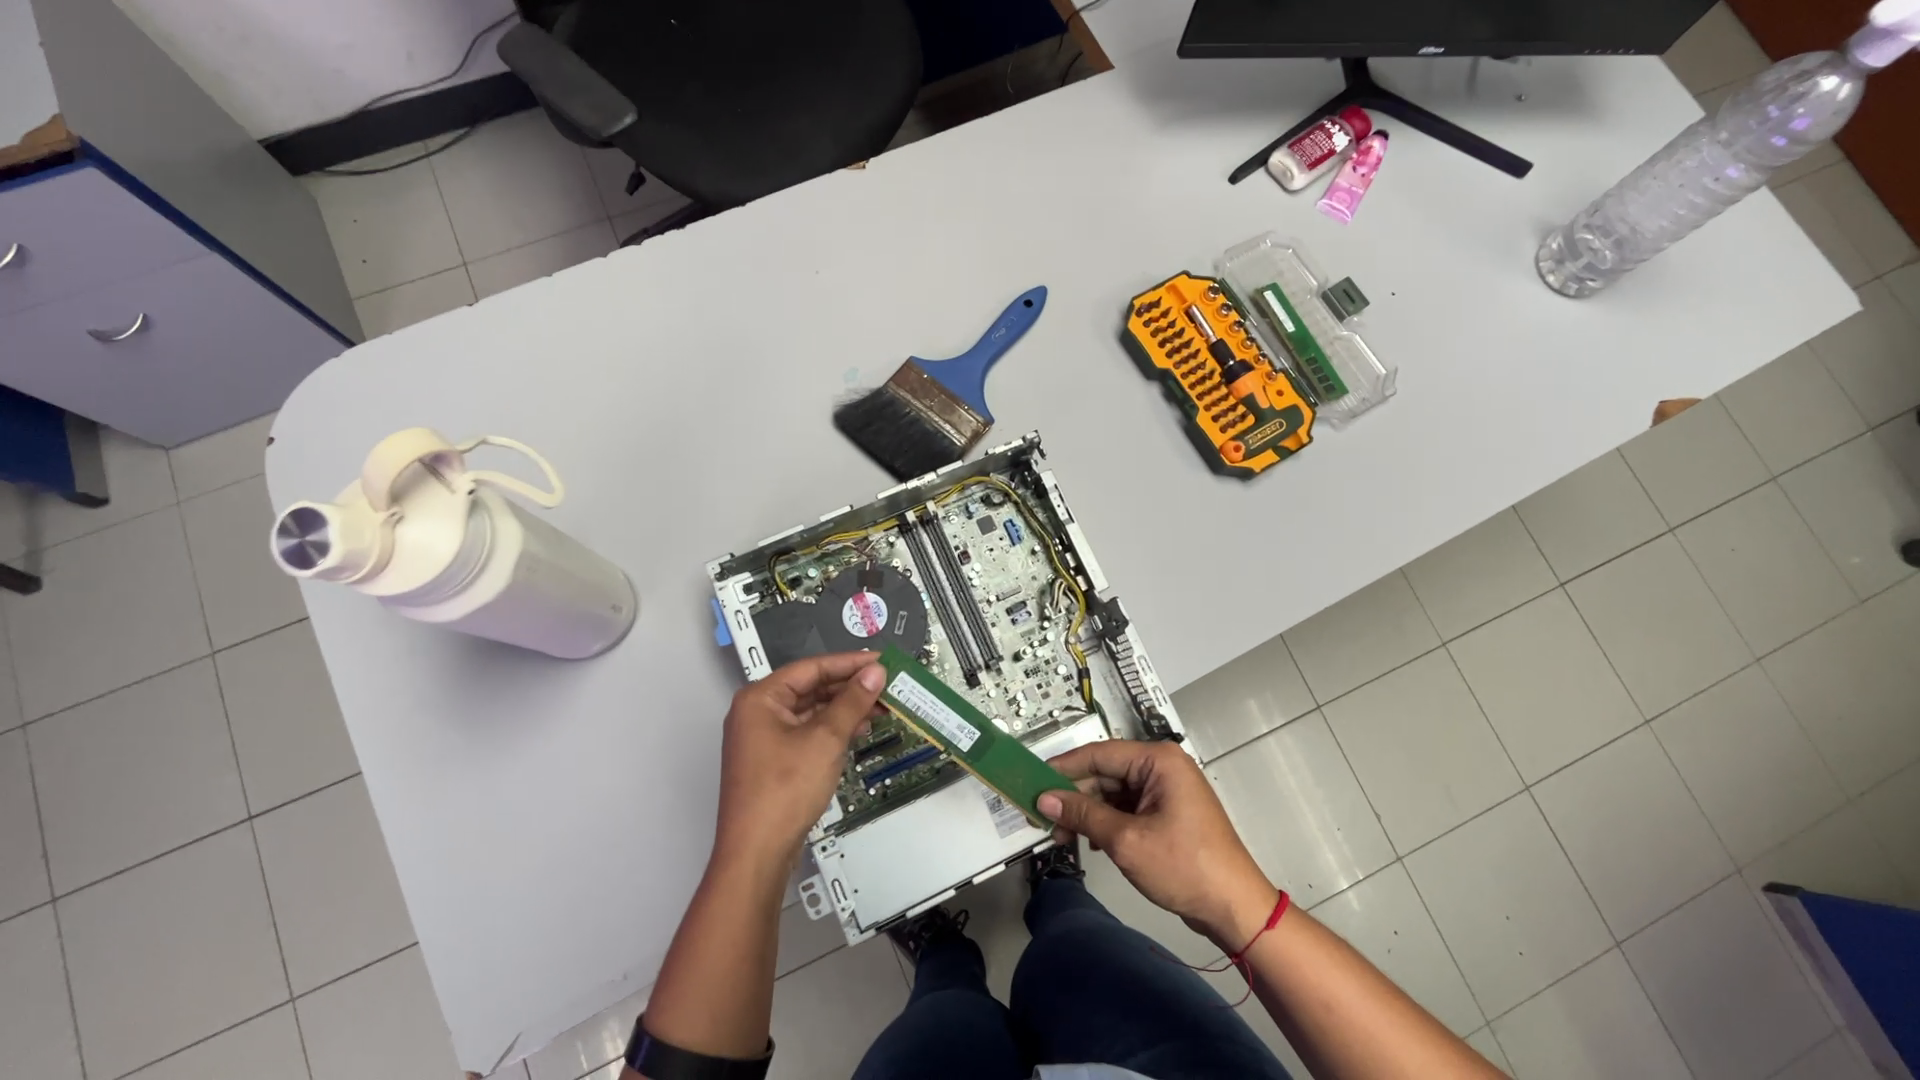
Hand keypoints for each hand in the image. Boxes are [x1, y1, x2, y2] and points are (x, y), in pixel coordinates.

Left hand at [713, 653, 884, 869]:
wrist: (757, 851)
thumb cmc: (782, 791)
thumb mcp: (825, 739)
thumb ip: (852, 701)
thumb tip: (874, 673)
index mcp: (760, 698)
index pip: (811, 668)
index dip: (849, 663)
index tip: (880, 661)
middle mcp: (757, 714)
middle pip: (810, 688)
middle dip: (849, 687)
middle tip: (886, 685)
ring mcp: (763, 740)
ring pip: (810, 712)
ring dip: (844, 709)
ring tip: (880, 707)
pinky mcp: (772, 762)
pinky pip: (807, 734)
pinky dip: (832, 730)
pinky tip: (857, 731)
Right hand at [1040, 740, 1276, 950]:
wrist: (1234, 908)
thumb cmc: (1184, 867)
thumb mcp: (1126, 840)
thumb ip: (1083, 814)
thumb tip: (1044, 798)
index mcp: (1158, 761)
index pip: (1098, 753)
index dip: (1062, 768)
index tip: (1031, 781)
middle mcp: (1162, 767)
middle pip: (1105, 773)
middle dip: (1074, 796)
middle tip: (1043, 818)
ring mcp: (1166, 791)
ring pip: (1113, 792)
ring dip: (1087, 812)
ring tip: (1060, 835)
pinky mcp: (1167, 813)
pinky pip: (1127, 808)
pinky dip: (1105, 822)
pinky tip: (1088, 841)